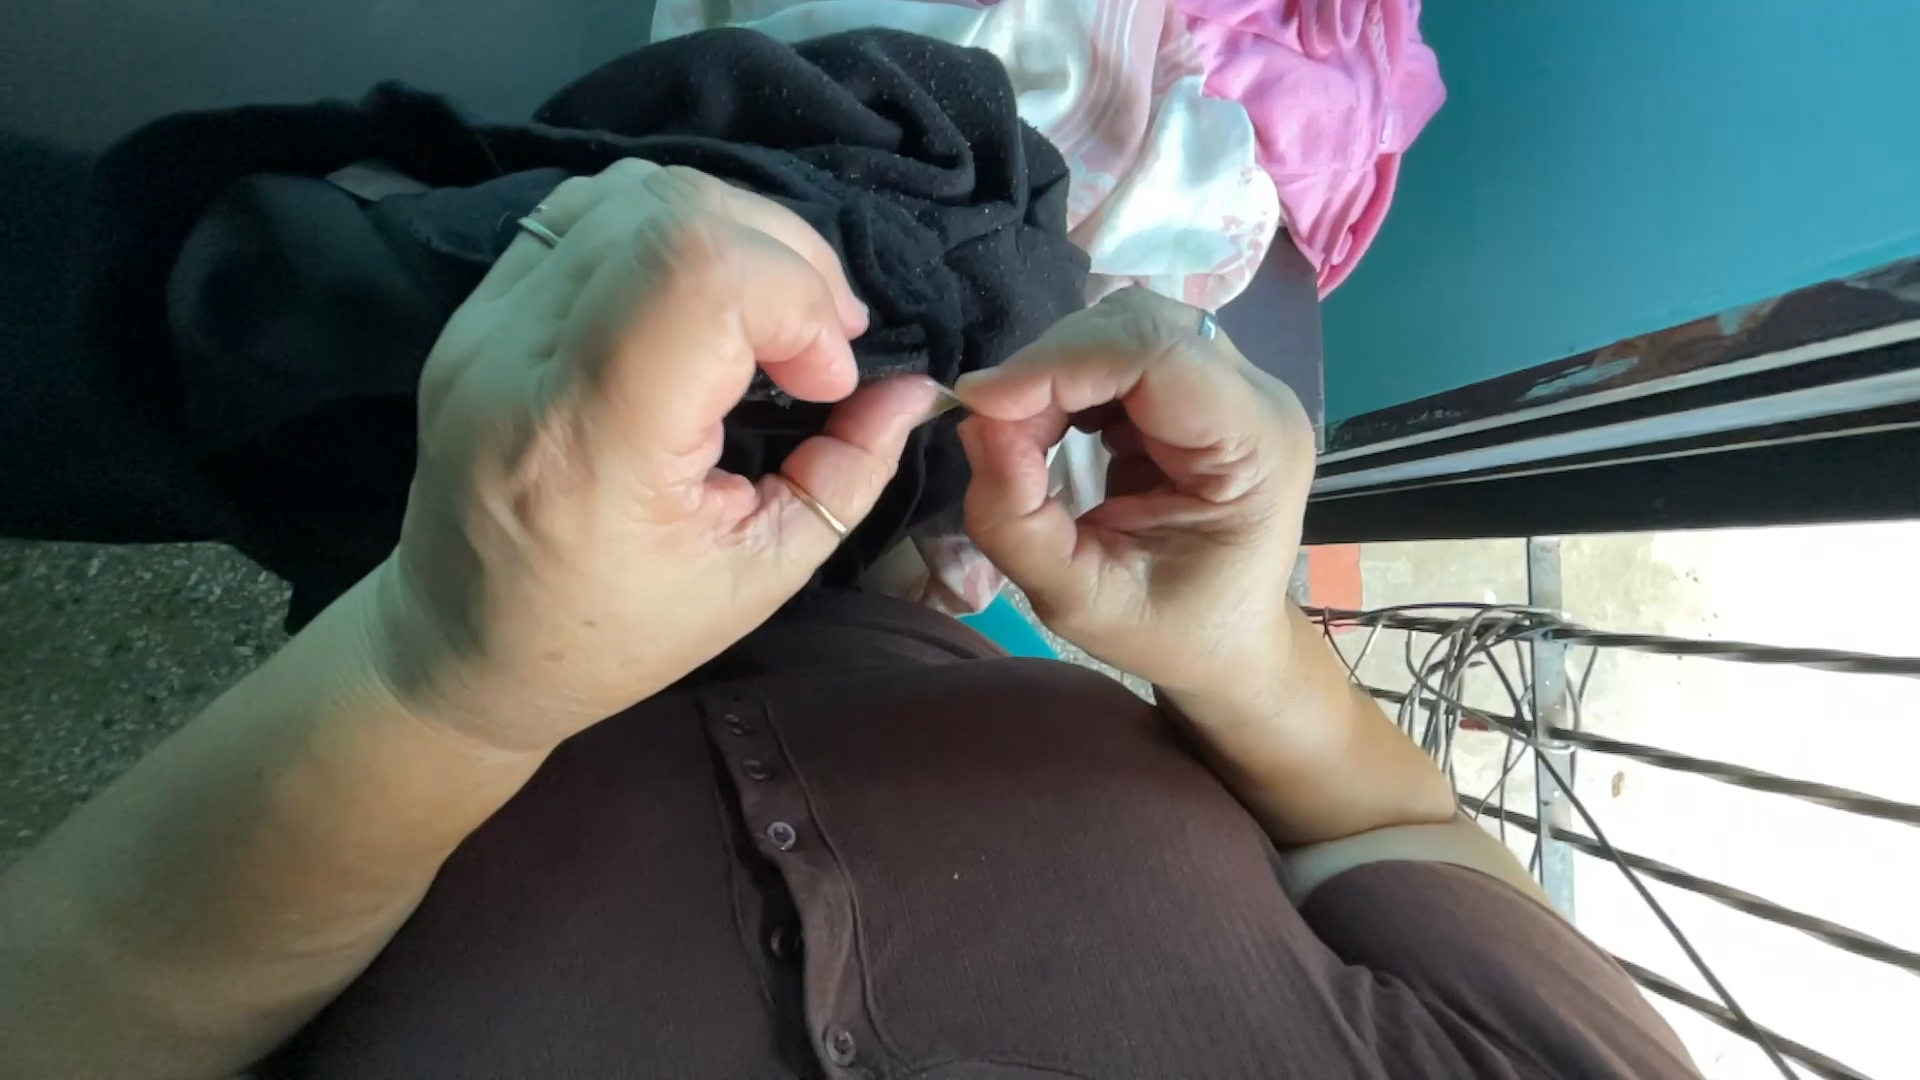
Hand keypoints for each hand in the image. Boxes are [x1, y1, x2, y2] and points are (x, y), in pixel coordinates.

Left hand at [368, 160, 941, 752]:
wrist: (464, 643)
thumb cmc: (623, 632)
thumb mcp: (763, 574)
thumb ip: (851, 472)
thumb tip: (912, 390)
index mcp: (594, 444)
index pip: (701, 276)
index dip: (800, 302)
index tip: (828, 380)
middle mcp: (522, 356)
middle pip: (678, 214)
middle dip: (790, 263)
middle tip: (822, 345)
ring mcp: (489, 318)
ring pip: (641, 192)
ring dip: (745, 238)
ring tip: (778, 318)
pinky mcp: (483, 306)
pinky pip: (599, 209)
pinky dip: (686, 233)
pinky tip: (713, 301)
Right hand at [954, 288, 1315, 716]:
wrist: (1222, 641)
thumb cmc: (1167, 631)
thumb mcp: (1078, 603)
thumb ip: (1016, 525)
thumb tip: (976, 426)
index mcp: (1256, 448)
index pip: (1157, 355)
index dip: (1059, 365)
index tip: (979, 405)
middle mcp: (1255, 398)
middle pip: (1138, 327)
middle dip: (1049, 369)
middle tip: (996, 433)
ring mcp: (1230, 384)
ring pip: (1123, 328)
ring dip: (1055, 371)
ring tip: (1025, 436)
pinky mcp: (1197, 387)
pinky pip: (1119, 350)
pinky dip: (1067, 379)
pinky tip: (1055, 427)